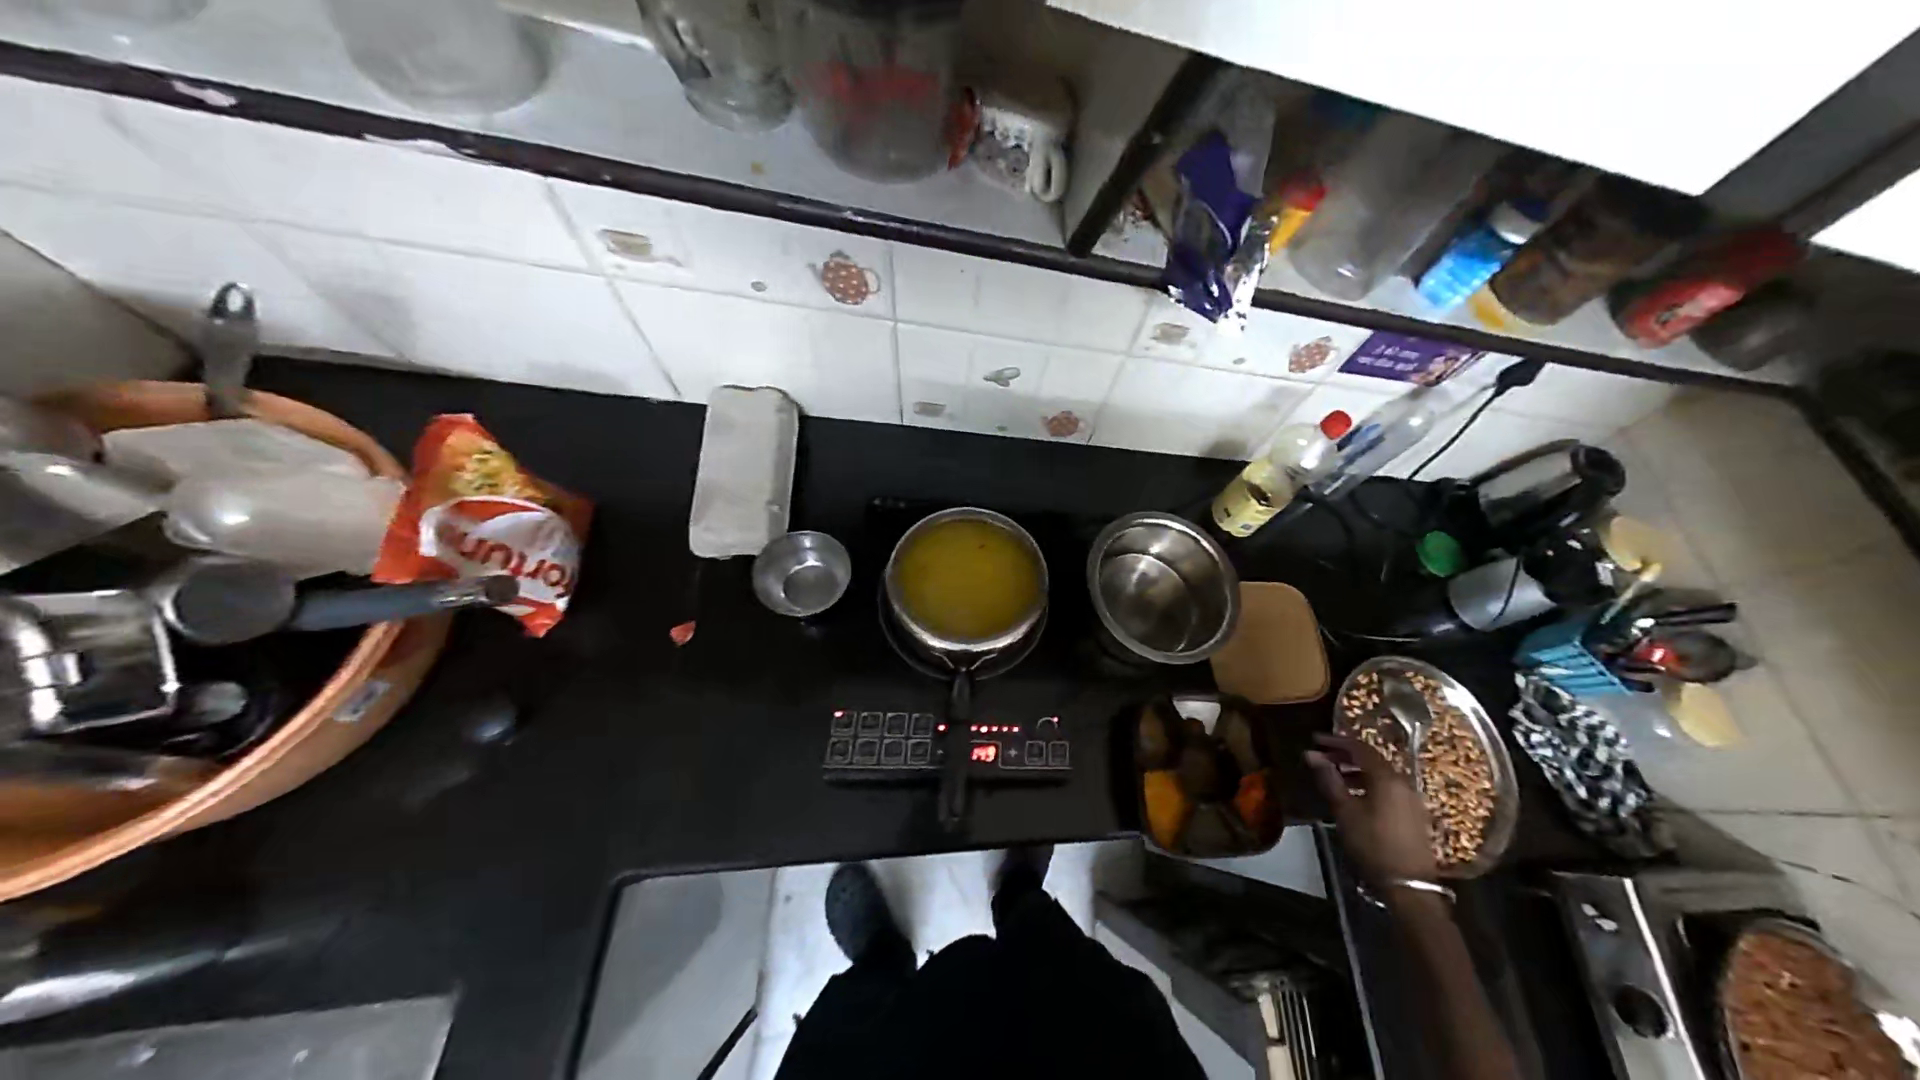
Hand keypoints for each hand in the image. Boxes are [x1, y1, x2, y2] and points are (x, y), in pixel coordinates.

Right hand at [1307, 733, 1437, 887]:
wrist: (1408, 884)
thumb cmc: (1371, 843)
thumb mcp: (1344, 810)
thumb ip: (1328, 779)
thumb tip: (1311, 754)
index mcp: (1386, 778)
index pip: (1360, 748)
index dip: (1336, 741)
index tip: (1315, 739)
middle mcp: (1402, 782)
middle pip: (1372, 759)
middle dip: (1345, 754)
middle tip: (1322, 756)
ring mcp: (1411, 798)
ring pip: (1380, 774)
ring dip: (1356, 769)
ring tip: (1334, 775)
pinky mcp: (1413, 813)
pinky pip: (1388, 787)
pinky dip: (1368, 783)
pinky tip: (1354, 794)